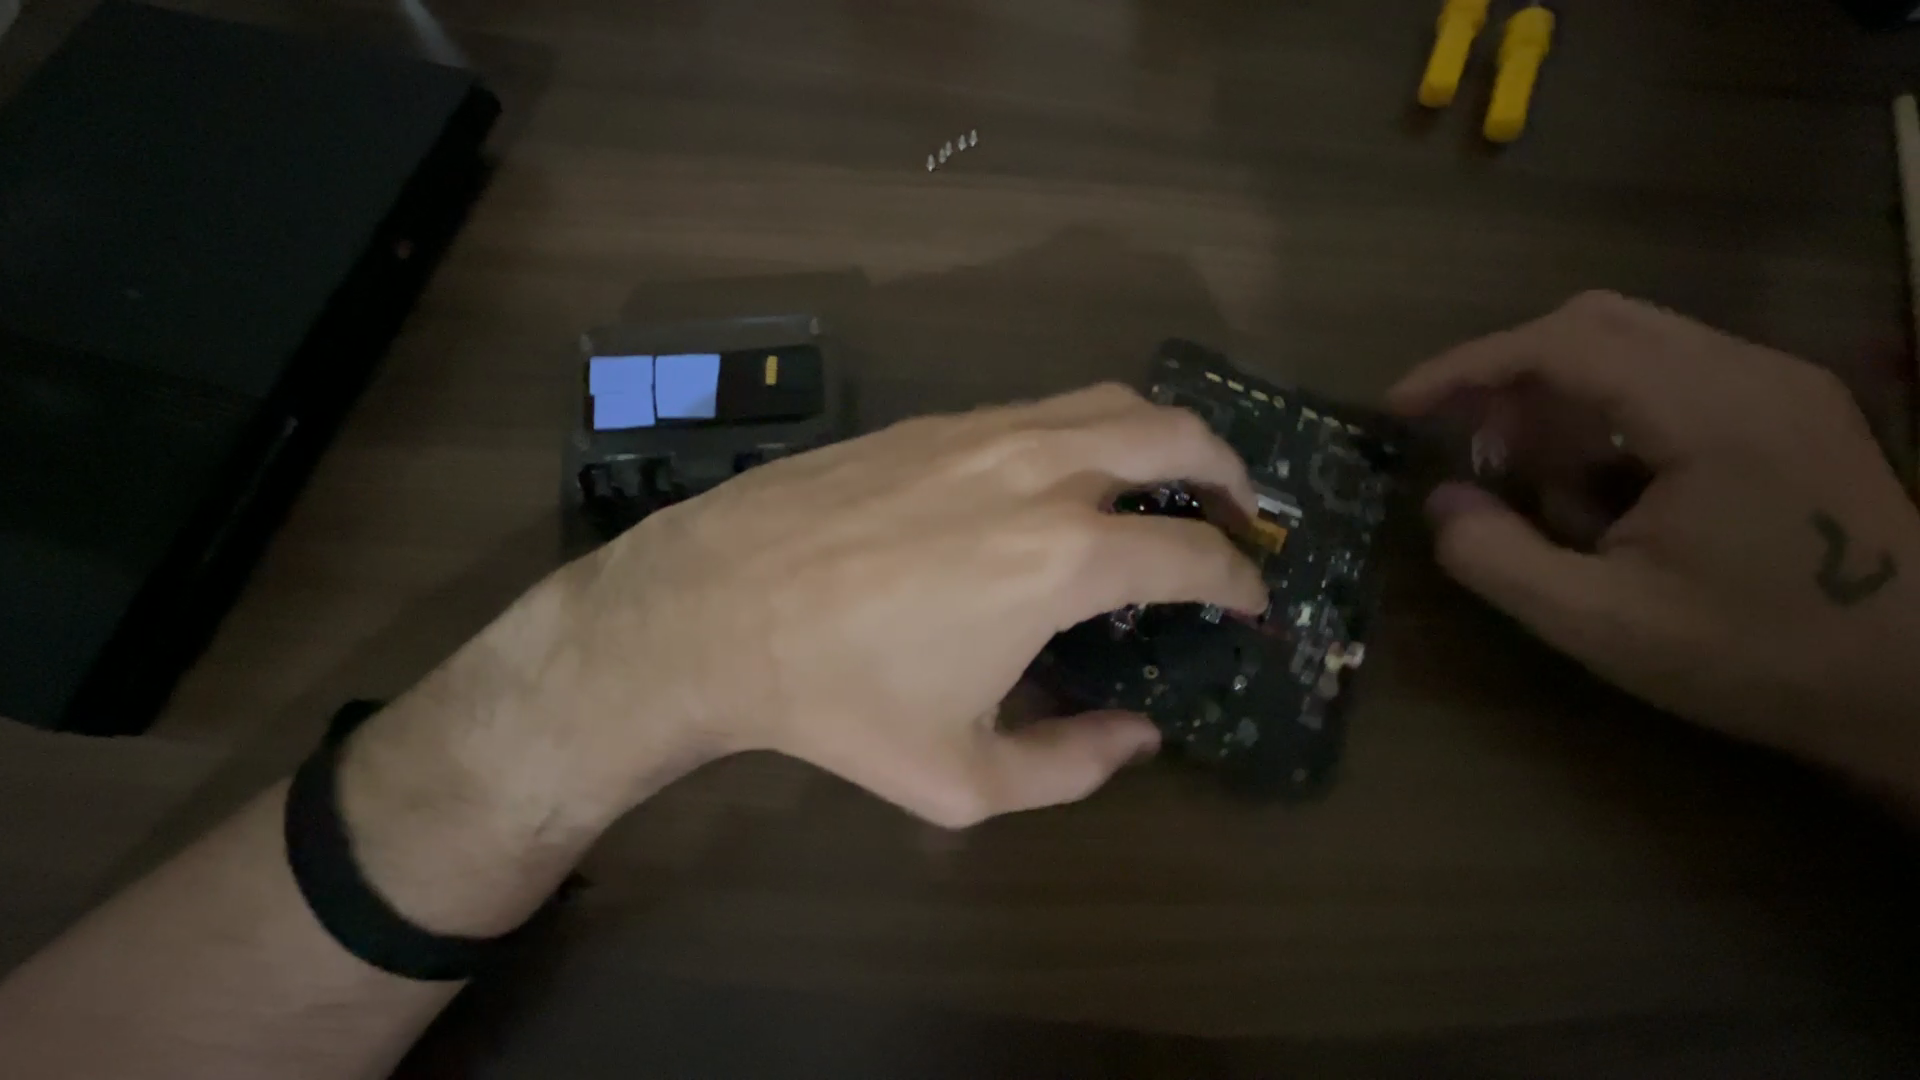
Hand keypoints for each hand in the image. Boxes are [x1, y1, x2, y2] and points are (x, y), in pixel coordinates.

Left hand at [528, 384, 1266, 827]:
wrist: (711, 610)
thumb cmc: (837, 700)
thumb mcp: (961, 777)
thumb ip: (1070, 766)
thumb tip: (1138, 738)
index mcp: (1060, 558)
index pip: (1192, 554)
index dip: (1239, 579)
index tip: (1250, 600)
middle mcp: (1038, 472)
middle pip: (1174, 436)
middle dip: (1228, 472)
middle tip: (1239, 515)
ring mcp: (982, 431)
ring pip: (1108, 401)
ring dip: (1161, 438)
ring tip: (1167, 483)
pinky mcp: (933, 420)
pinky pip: (1041, 408)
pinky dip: (1087, 432)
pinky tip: (1066, 477)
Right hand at [1390, 291, 1919, 790]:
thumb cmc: (1763, 655)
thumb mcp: (1598, 624)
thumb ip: (1496, 559)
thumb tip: (1439, 502)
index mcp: (1710, 414)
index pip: (1560, 344)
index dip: (1463, 368)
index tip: (1399, 408)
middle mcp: (1749, 373)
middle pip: (1592, 322)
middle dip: (1503, 372)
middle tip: (1457, 437)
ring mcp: (1776, 386)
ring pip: (1628, 341)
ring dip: (1549, 391)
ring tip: (1516, 467)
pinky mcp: (1785, 409)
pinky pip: (1664, 372)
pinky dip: (1596, 406)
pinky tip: (1586, 475)